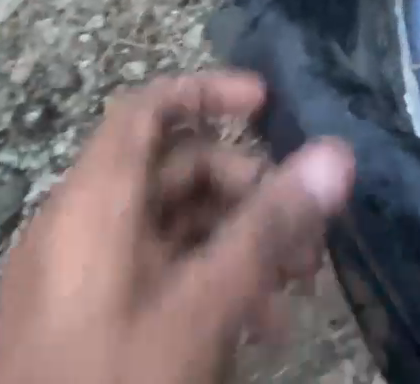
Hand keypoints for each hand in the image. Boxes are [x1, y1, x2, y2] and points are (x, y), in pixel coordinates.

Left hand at [0, 73, 353, 383]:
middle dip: (252, 191)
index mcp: (92, 204)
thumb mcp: (201, 308)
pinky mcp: (90, 322)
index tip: (270, 106)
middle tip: (306, 234)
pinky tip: (259, 328)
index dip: (208, 91)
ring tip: (295, 290)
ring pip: (178, 226)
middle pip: (177, 169)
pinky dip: (212, 280)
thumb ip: (270, 227)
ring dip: (243, 244)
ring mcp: (83, 277)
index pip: (148, 108)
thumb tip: (337, 153)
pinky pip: (161, 272)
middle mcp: (82, 226)